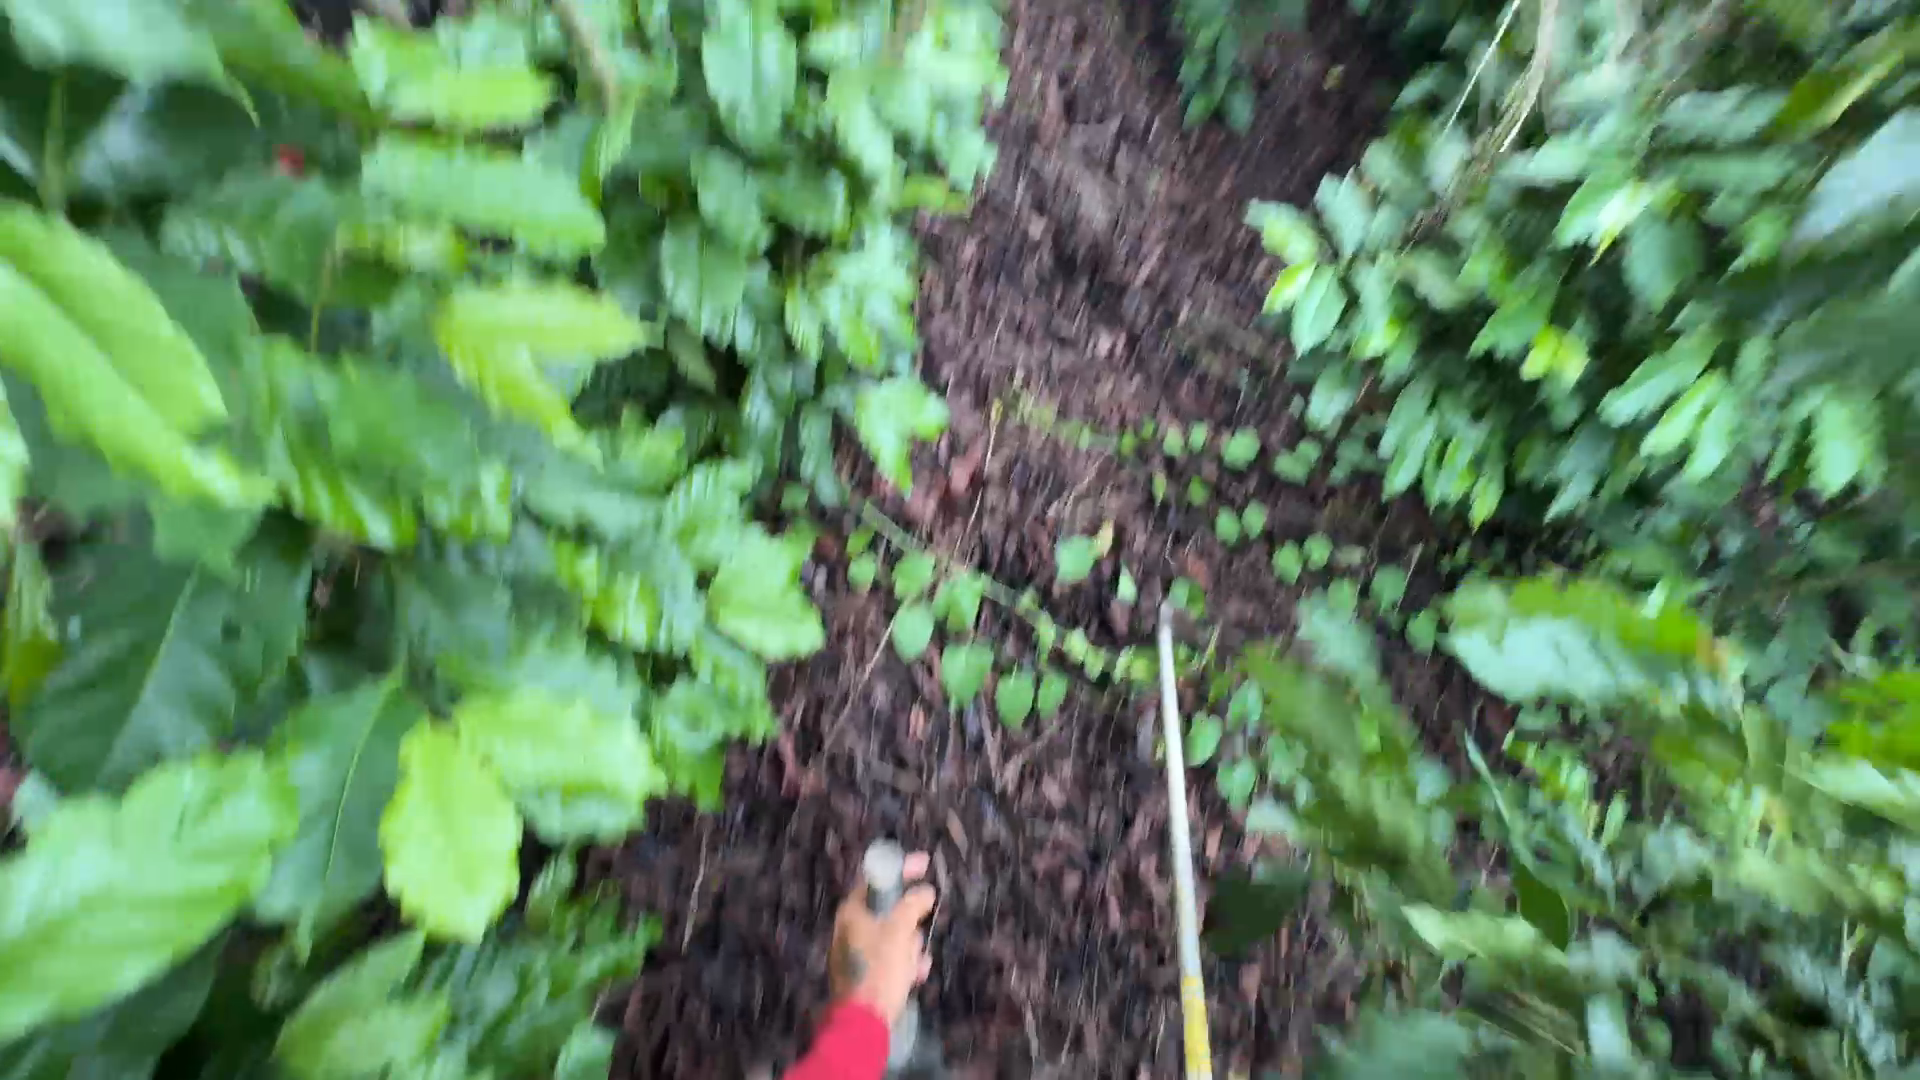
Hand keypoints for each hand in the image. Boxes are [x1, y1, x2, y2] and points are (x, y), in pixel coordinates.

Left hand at [828, 850, 935, 1023]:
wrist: (862, 1026)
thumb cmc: (879, 969)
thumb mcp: (900, 930)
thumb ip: (913, 904)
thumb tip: (925, 891)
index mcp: (851, 911)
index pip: (877, 878)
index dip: (903, 868)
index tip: (926, 864)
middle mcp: (849, 928)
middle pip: (888, 909)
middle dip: (911, 919)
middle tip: (924, 923)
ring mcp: (855, 952)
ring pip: (893, 935)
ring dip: (911, 944)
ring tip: (917, 960)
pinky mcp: (864, 975)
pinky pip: (890, 958)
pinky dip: (905, 962)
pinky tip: (916, 975)